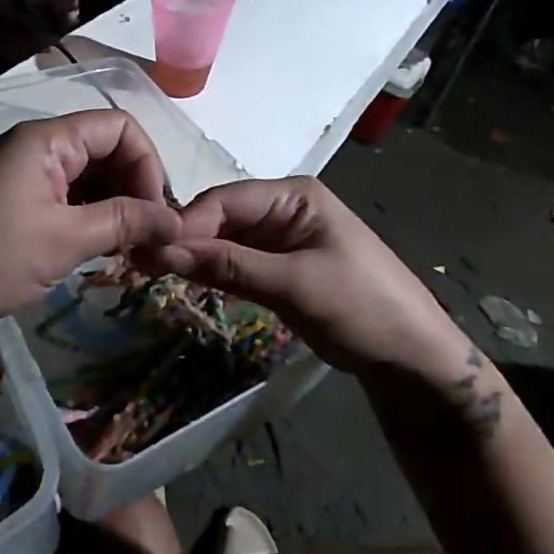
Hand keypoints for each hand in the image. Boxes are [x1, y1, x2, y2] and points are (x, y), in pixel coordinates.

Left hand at [0, 111, 180, 367]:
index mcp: (46, 140)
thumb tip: (175, 222)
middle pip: (105, 150)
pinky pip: (66, 197)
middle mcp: (36, 146)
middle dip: (134, 189)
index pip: (118, 127)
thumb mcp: (63, 241)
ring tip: (132, 250)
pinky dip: (89, 218)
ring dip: (115, 208)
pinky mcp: (15, 199)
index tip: (156, 214)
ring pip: (88, 177)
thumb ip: (124, 223)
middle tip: (149, 239)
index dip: (147, 164)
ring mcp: (23, 173)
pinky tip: (103, 250)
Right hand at [148, 176, 470, 381]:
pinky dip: (212, 271)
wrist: (409, 357)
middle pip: (220, 217)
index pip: (225, 200)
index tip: (151, 251)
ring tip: (153, 274)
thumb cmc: (362, 308)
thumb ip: (229, 265)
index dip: (187, 224)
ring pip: (223, 240)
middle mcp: (282, 208)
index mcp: (293, 195)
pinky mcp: (276, 265)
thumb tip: (164, 251)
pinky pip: (234, 261)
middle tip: (143, 265)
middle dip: (186, 239)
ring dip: (195, 256)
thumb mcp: (294, 284)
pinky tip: (185, 281)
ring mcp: (279, 238)